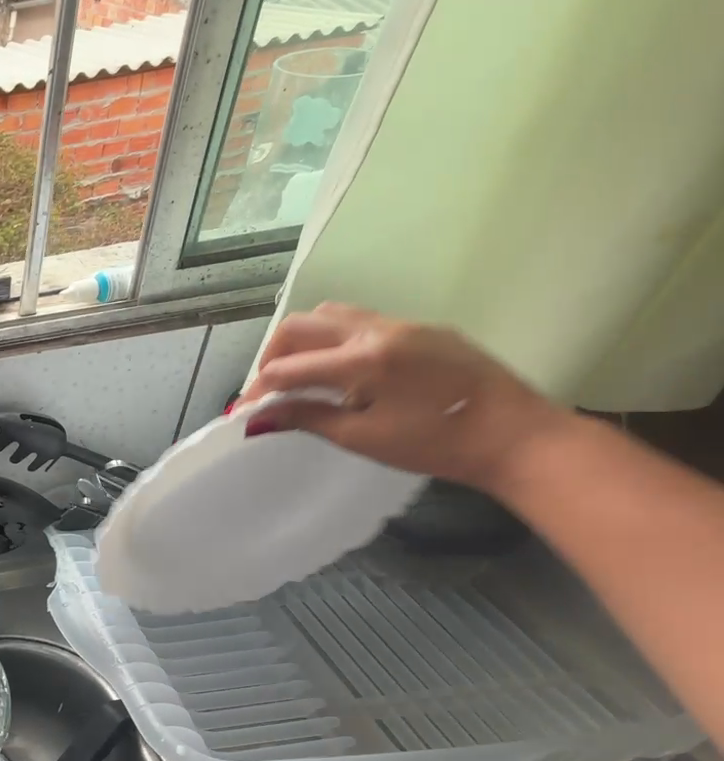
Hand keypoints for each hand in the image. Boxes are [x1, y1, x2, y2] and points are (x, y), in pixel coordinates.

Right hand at [238, 303, 579, 494]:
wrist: (517, 436)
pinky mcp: (425, 331)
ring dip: (304, 342)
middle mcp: (379, 331)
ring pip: (332, 315)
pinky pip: (364, 322)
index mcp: (362, 359)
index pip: (288, 367)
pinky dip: (336, 342)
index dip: (258, 390)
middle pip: (301, 325)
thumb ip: (307, 419)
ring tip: (303, 376)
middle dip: (272, 356)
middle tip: (269, 390)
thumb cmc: (436, 445)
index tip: (243, 413)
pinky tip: (345, 374)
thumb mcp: (362, 437)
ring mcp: (405, 325)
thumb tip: (258, 418)